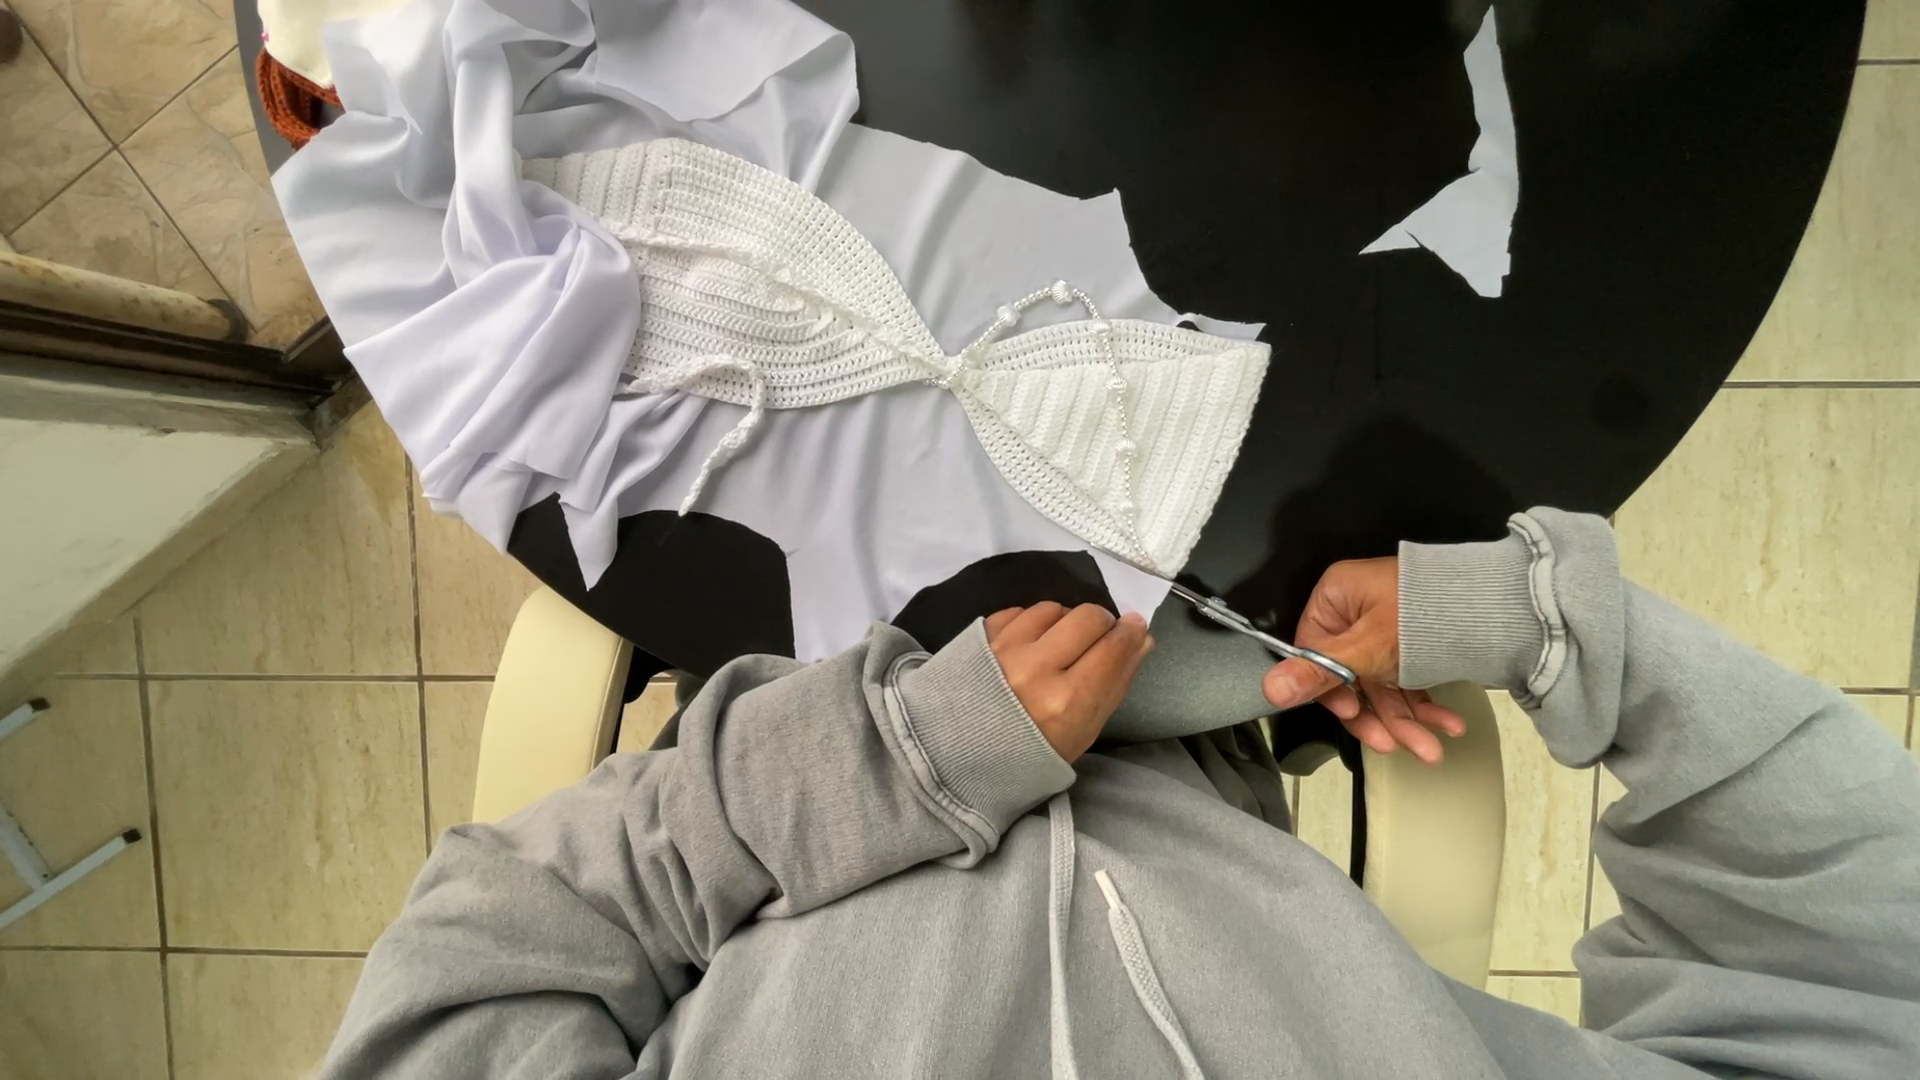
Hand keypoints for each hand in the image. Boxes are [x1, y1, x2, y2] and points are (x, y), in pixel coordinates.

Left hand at [985, 603, 1153, 762]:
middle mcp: (1035, 669)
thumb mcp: (1082, 732)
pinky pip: (1021, 610)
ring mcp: (1004, 648)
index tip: (1133, 628)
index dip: (1130, 633)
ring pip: (1054, 608)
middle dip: (1101, 624)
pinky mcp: (981, 634)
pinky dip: (1032, 623)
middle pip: (1088, 617)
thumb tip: (1141, 638)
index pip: (1113, 648)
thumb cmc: (1030, 751)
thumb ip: (1115, 684)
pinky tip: (1029, 644)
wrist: (958, 751)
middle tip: (1096, 638)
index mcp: (1066, 703)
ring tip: (1057, 645)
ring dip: (1064, 622)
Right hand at [1261, 557, 1464, 763]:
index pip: (1314, 652)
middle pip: (1350, 676)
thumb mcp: (1368, 647)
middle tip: (1395, 747)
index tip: (1353, 715)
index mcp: (1335, 598)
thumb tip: (1269, 690)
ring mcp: (1387, 630)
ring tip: (1432, 750)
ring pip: (1383, 686)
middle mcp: (1356, 611)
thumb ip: (1319, 673)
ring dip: (1405, 721)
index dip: (1331, 690)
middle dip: (1378, 717)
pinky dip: (1425, 706)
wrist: (1511, 603)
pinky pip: (1409, 682)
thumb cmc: (1426, 613)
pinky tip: (1448, 727)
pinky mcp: (1416, 646)